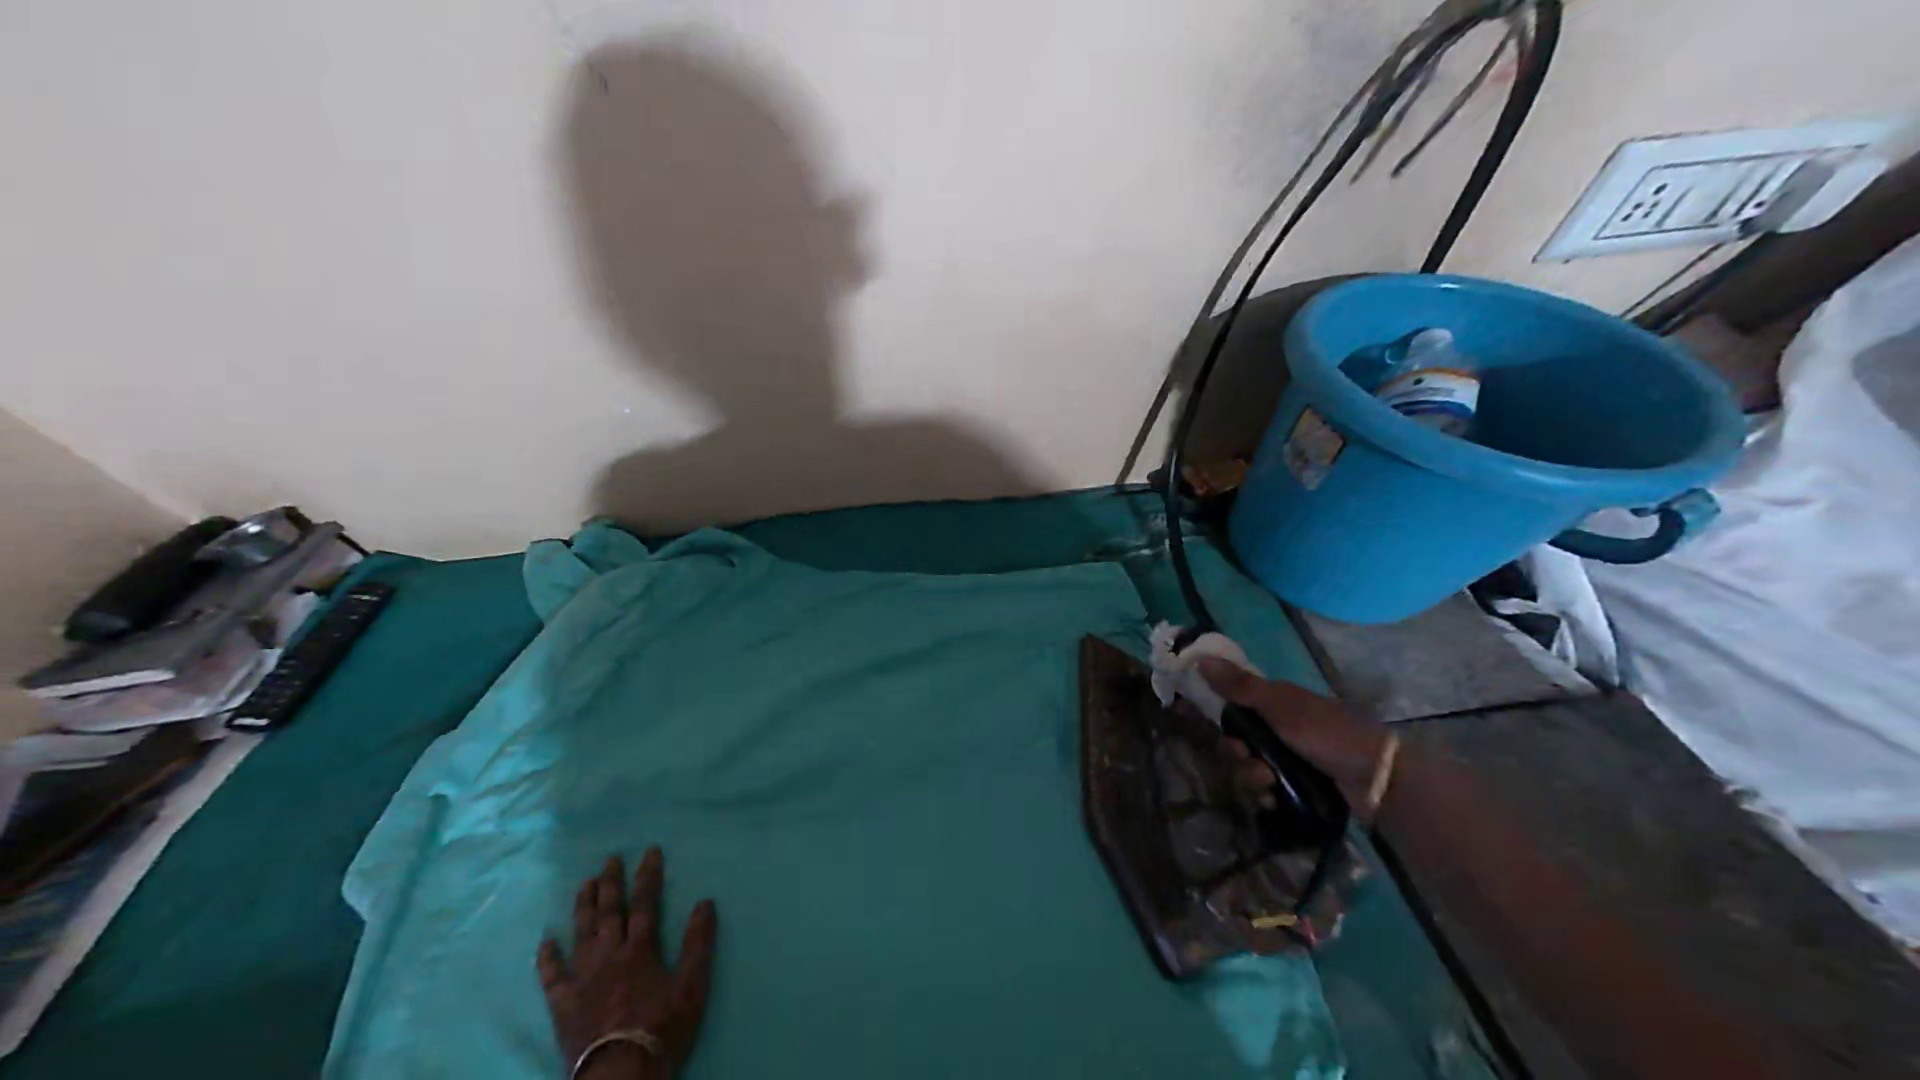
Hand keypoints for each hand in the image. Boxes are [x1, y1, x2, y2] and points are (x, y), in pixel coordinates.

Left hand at [537, 848, 716, 1079]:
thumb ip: (699, 943)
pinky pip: (552, 976)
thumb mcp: (693, 985)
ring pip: (581, 934)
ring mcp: (582, 979)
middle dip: (611, 882)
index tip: (650, 851)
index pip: (645, 903)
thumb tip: (705, 902)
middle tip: (610, 858)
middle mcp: (609, 955)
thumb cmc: (662, 1027)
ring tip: (585, 883)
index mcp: (640, 949)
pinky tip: (545, 940)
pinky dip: (548, 957)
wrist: (620, 1073)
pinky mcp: (563, 1004)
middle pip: (609, 912)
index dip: (648, 875)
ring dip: (583, 906)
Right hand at [1198, 657, 1390, 810]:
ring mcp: (1288, 764)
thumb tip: (1199, 659)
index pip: (1234, 714)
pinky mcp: (1296, 790)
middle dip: (1239, 760)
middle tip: (1255, 766)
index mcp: (1275, 706)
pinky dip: (1263, 798)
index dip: (1226, 728)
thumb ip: (1240, 686)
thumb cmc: (1329, 734)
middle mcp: (1278, 733)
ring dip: (1251, 781)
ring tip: (1269, 788)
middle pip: (1238, 747)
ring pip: (1247, 772)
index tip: (1231, 741)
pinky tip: (1272, 802)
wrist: (1379, 781)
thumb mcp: (1281, 706)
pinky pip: (1264, 794)